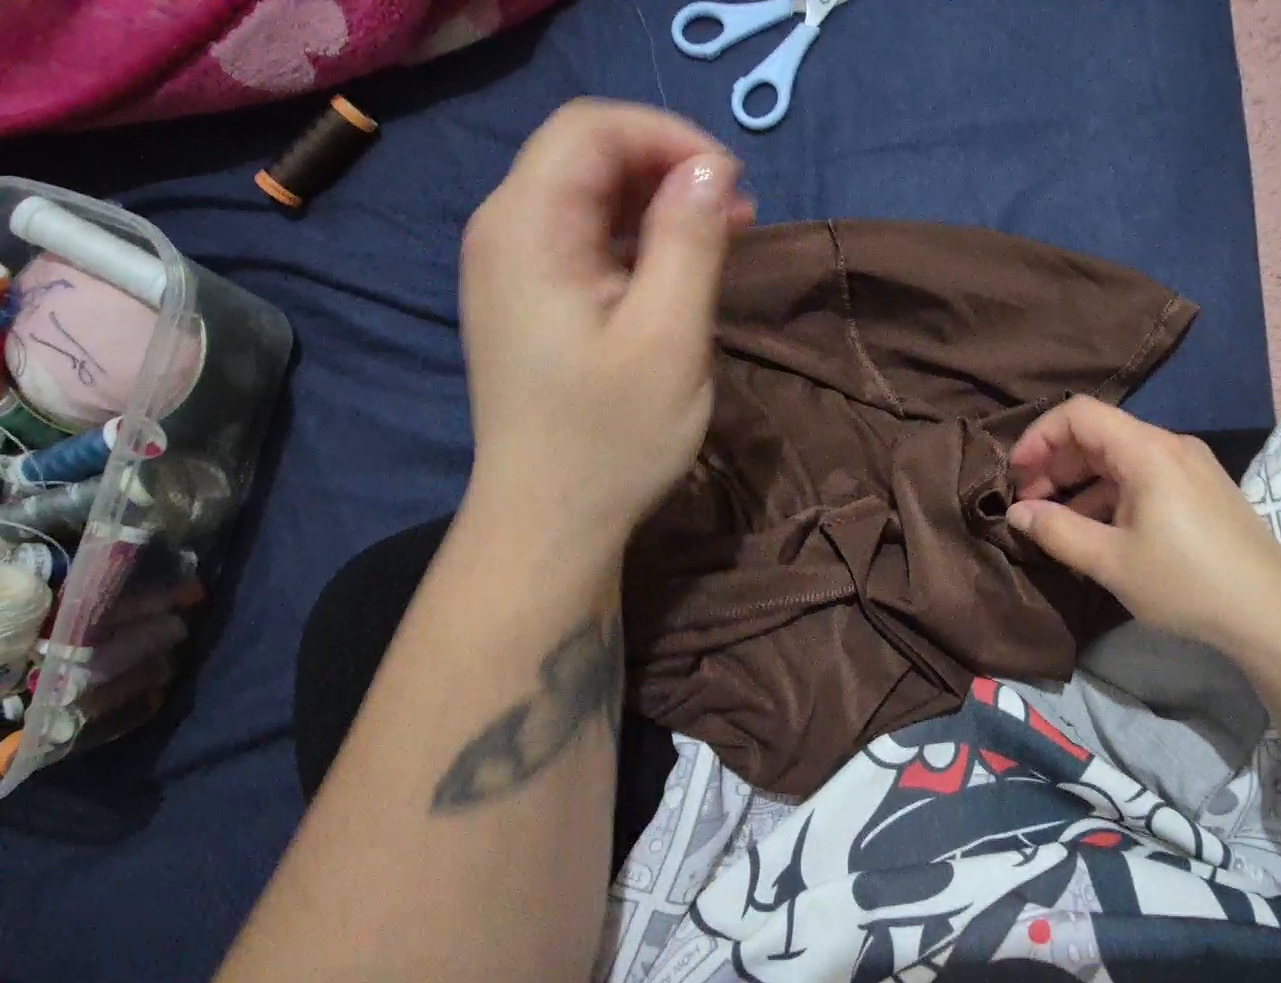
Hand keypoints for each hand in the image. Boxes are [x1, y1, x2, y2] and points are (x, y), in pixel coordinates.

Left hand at [459, 100, 754, 541]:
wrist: (549, 520)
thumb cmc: (612, 436)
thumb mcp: (669, 337)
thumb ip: (690, 242)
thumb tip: (712, 169)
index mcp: (528, 226)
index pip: (591, 127)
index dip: (669, 137)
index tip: (734, 184)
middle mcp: (505, 231)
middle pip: (585, 156)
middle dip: (668, 170)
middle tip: (739, 216)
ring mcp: (511, 269)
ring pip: (587, 199)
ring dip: (658, 207)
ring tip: (724, 241)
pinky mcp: (528, 303)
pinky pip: (583, 243)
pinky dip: (636, 243)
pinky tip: (678, 274)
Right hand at [1006, 396, 1280, 651]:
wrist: (1270, 613)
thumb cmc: (1186, 583)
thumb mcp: (1111, 561)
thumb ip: (1057, 531)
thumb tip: (1016, 513)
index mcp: (1148, 451)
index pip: (1079, 414)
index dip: (1038, 437)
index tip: (1014, 476)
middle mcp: (1170, 447)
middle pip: (1099, 435)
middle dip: (1055, 465)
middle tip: (1027, 505)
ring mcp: (1190, 468)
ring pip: (1120, 460)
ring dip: (1080, 486)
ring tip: (1054, 525)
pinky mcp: (1201, 491)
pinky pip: (1143, 479)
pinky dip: (1110, 497)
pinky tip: (1096, 533)